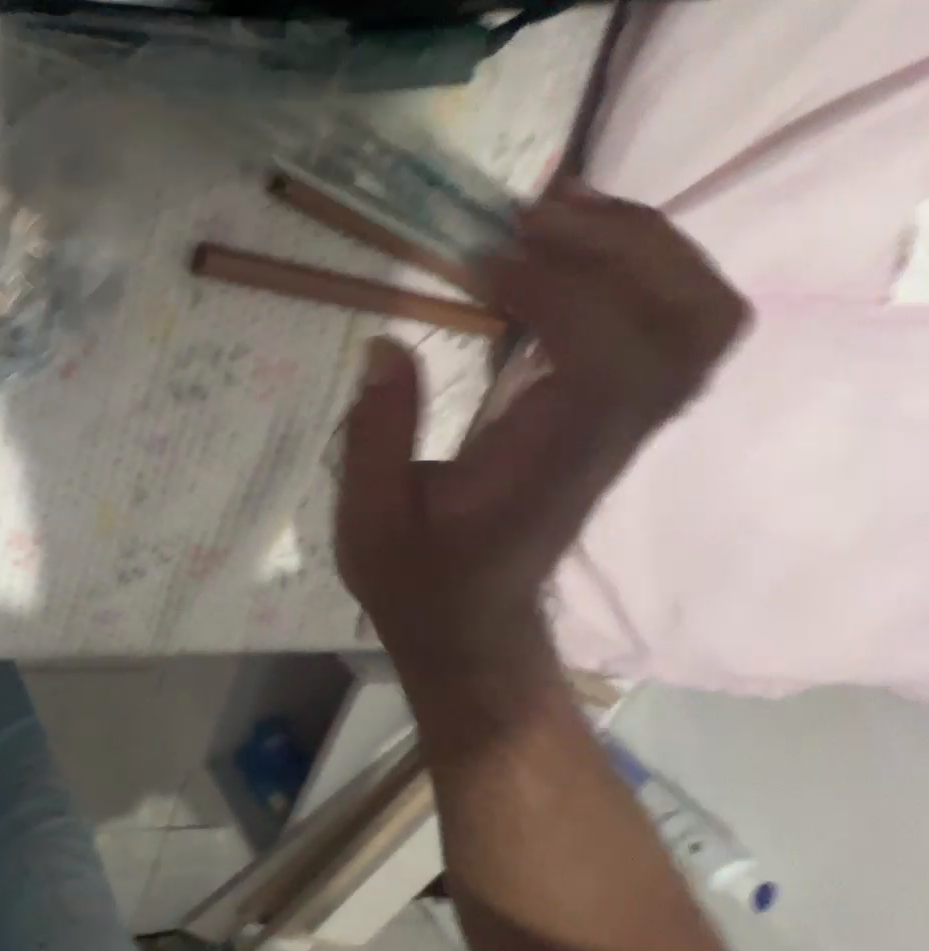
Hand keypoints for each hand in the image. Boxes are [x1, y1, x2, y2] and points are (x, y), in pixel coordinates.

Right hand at [335, 182, 749, 674]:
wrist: (472, 621)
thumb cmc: (417, 578)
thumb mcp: (368, 520)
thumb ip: (377, 435)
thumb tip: (384, 343)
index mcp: (550, 465)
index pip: (610, 361)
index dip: (563, 294)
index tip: (483, 261)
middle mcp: (610, 435)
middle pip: (688, 322)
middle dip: (623, 246)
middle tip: (530, 211)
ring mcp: (626, 422)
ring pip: (699, 316)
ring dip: (643, 247)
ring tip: (557, 212)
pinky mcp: (617, 411)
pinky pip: (672, 324)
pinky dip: (640, 269)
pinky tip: (570, 249)